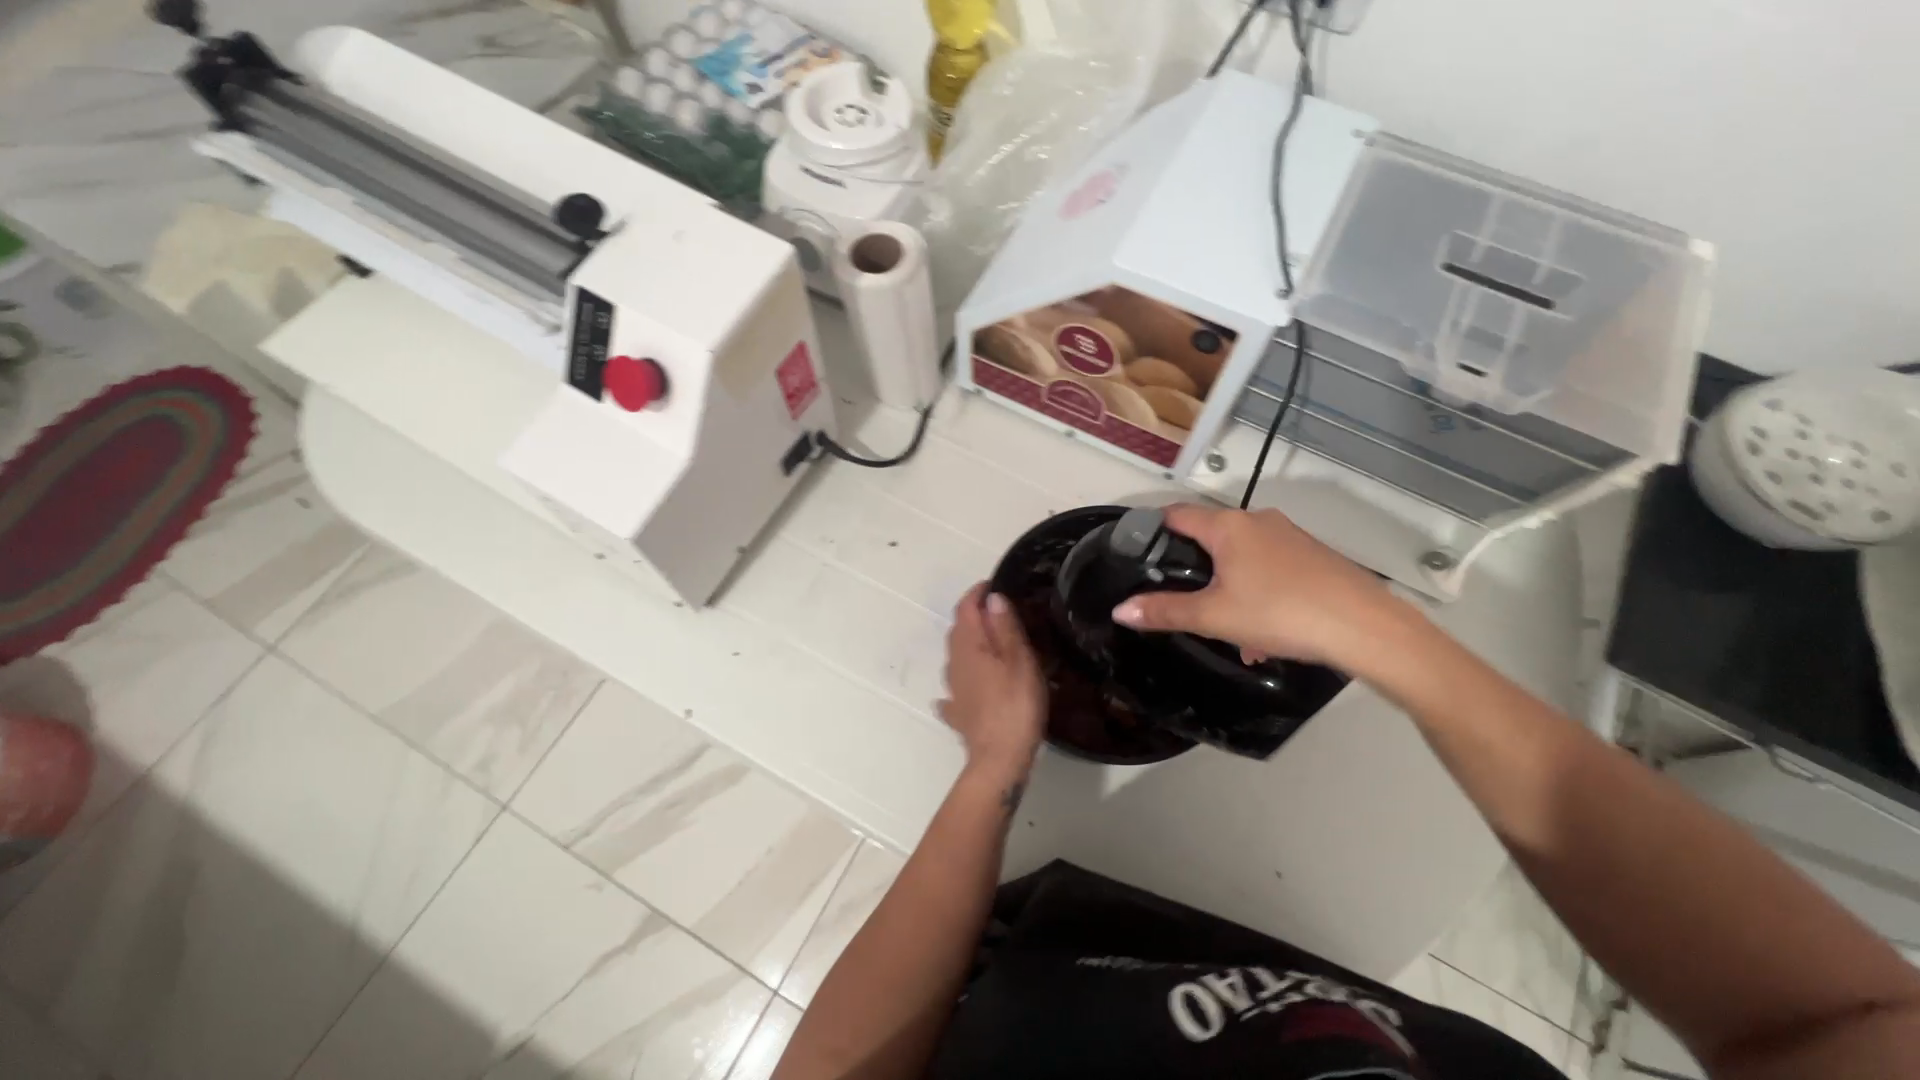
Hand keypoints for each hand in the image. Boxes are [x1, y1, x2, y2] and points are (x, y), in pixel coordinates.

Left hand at [939, 583, 1046, 781]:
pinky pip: (958, 688)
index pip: (966, 608)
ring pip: (958, 656)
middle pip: (959, 630)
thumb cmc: (1015, 704)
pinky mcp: (958, 712)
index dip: (979, 593)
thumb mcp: (1019, 661)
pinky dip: (966, 679)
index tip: (996, 584)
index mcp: (969, 646)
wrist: (999, 759)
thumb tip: (992, 599)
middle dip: (975, 616)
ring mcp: (953, 689)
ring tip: (995, 643)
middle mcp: (954, 663)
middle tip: (1002, 612)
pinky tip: (972, 687)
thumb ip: (1005, 628)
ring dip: (972, 644)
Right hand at [1111, 504, 1407, 668]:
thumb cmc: (1280, 613)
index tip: (1138, 556)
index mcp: (1228, 526)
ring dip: (1230, 592)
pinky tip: (1266, 638)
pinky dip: (1259, 596)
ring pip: (1243, 560)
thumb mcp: (1214, 617)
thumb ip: (1164, 611)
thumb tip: (1119, 610)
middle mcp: (1258, 521)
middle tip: (1186, 607)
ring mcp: (1291, 537)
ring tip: (1232, 636)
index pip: (1176, 514)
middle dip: (1197, 573)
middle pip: (1211, 539)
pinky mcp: (1314, 557)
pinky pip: (1271, 571)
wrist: (1364, 627)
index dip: (1152, 531)